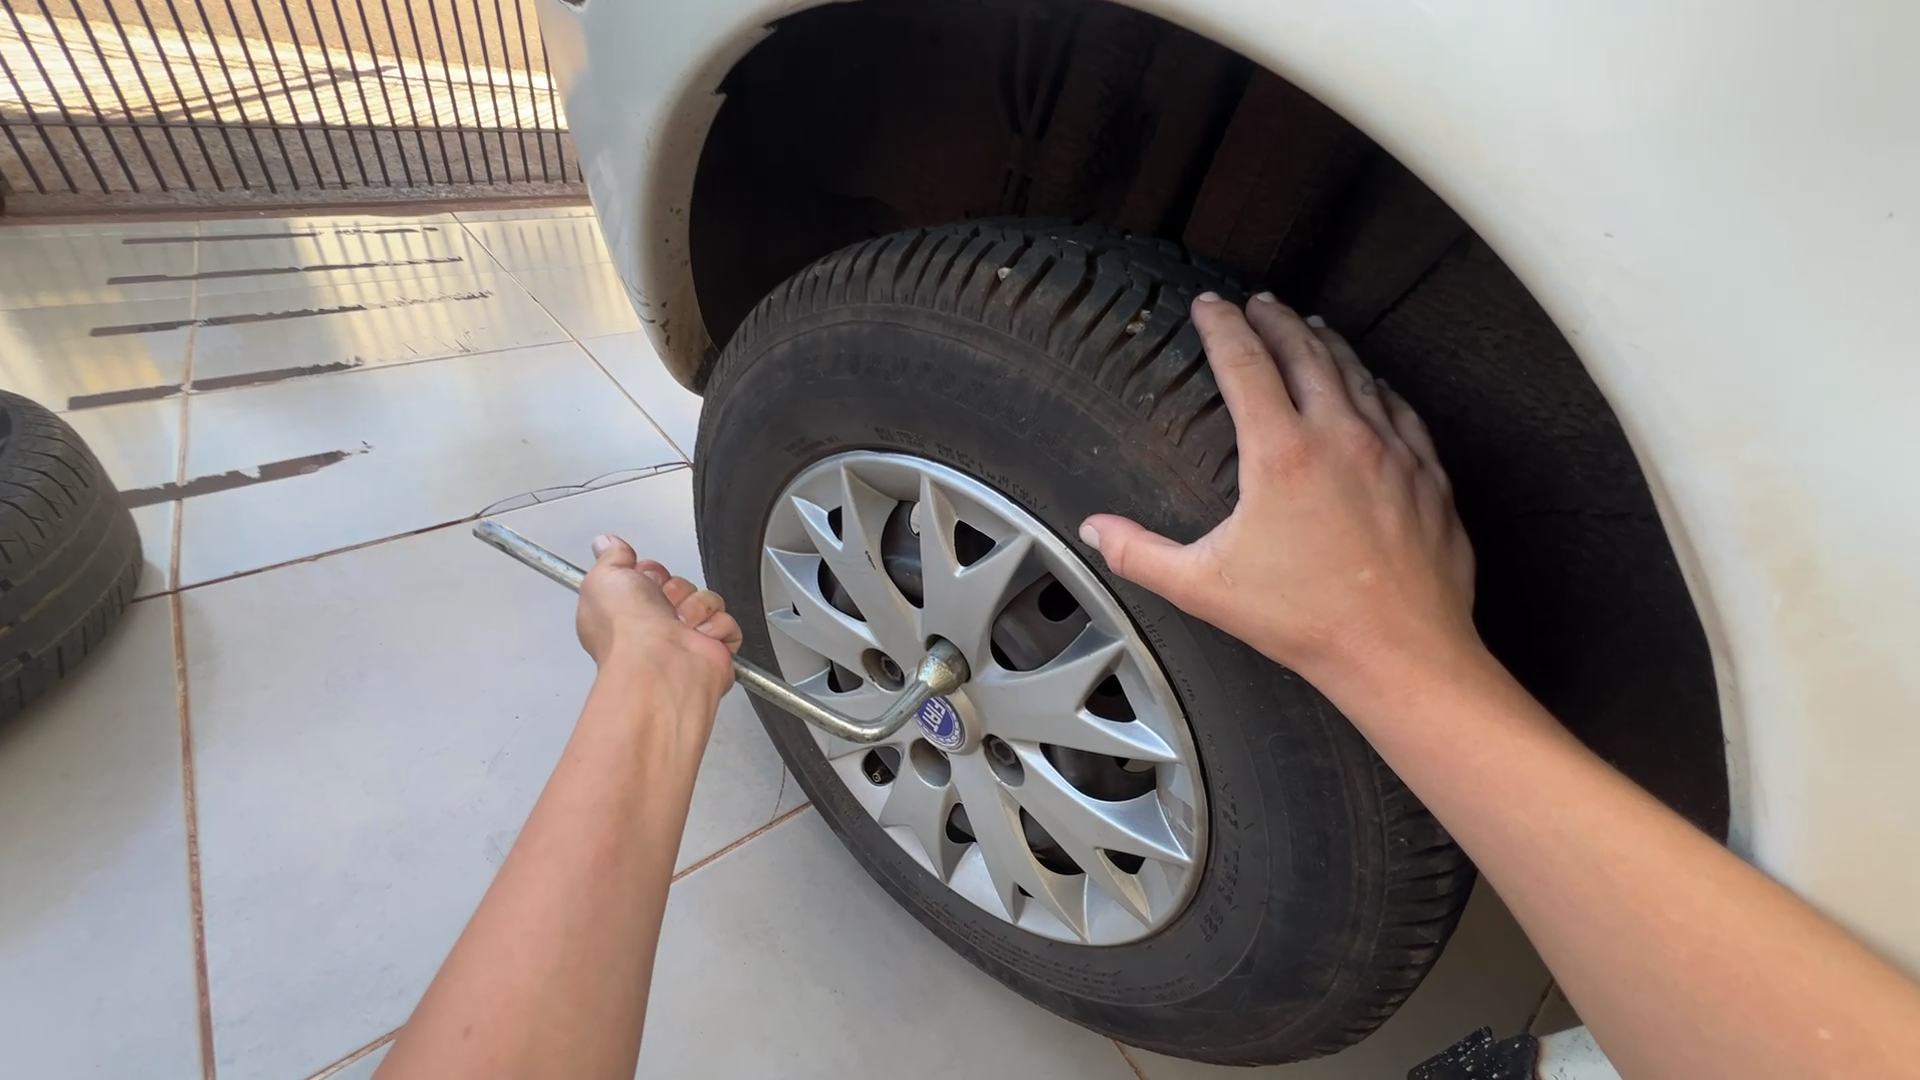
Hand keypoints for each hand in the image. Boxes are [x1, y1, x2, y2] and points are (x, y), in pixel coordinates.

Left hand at [576, 535, 742, 707]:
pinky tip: (698, 637)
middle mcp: (653, 628)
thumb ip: (610, 557)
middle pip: (680, 586)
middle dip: (676, 589)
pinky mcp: (712, 650)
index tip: (643, 577)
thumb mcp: (603, 578)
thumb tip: (608, 545)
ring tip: (682, 624)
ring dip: (698, 607)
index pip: (650, 577)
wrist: (660, 660)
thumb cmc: (626, 629)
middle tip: (663, 604)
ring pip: (707, 600)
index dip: (650, 573)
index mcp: (625, 612)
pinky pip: (727, 622)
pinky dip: (717, 627)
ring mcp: (684, 639)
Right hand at [1081, 293, 1477, 693]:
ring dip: (1325, 342)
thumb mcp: (1202, 587)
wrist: (1399, 652)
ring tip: (1307, 325)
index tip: (1208, 304)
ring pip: (1356, 372)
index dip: (1221, 327)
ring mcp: (1392, 450)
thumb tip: (1094, 530)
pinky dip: (1375, 382)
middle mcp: (1340, 436)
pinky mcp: (1427, 473)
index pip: (1245, 364)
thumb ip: (1138, 554)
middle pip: (1304, 352)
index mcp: (1281, 454)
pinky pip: (1399, 407)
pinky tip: (1369, 382)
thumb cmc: (1302, 618)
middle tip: (1257, 301)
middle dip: (1275, 319)